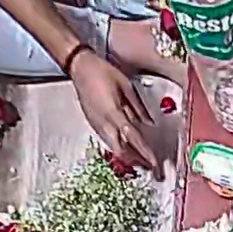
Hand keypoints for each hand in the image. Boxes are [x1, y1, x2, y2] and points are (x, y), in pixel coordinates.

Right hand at [70, 51, 159, 177]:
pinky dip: (121, 146)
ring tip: (142, 159)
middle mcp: (103, 122)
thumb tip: (149, 122)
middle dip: (136, 160)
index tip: (154, 162)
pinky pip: (108, 140)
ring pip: (114, 147)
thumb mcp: (126, 87)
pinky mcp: (93, 122)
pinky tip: (129, 146)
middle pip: (121, 150)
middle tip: (150, 165)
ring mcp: (96, 124)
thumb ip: (138, 108)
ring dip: (129, 155)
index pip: (133, 138)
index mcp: (113, 113)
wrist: (78, 66)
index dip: (145, 152)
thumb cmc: (101, 72)